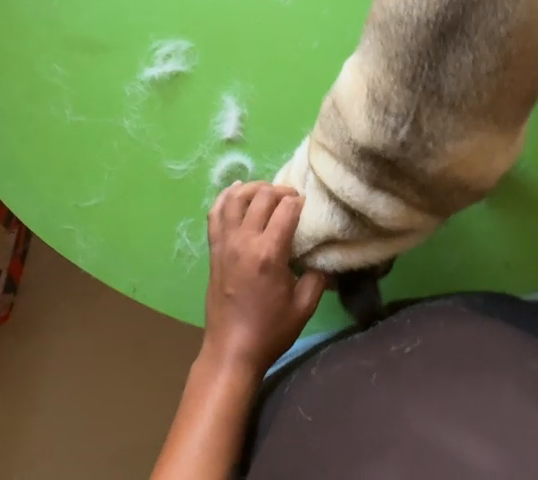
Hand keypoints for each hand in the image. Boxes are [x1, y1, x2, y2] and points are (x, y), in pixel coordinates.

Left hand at [202, 182, 326, 372]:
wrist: (231, 350)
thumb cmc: (270, 331)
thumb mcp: (304, 307)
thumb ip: (318, 278)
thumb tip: (324, 259)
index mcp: (269, 254)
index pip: (286, 210)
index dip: (299, 202)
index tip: (307, 204)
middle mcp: (244, 241)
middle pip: (261, 197)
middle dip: (280, 191)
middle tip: (292, 198)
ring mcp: (225, 243)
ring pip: (235, 198)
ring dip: (253, 188)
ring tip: (267, 191)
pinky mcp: (213, 249)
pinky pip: (216, 213)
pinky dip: (226, 197)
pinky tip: (236, 192)